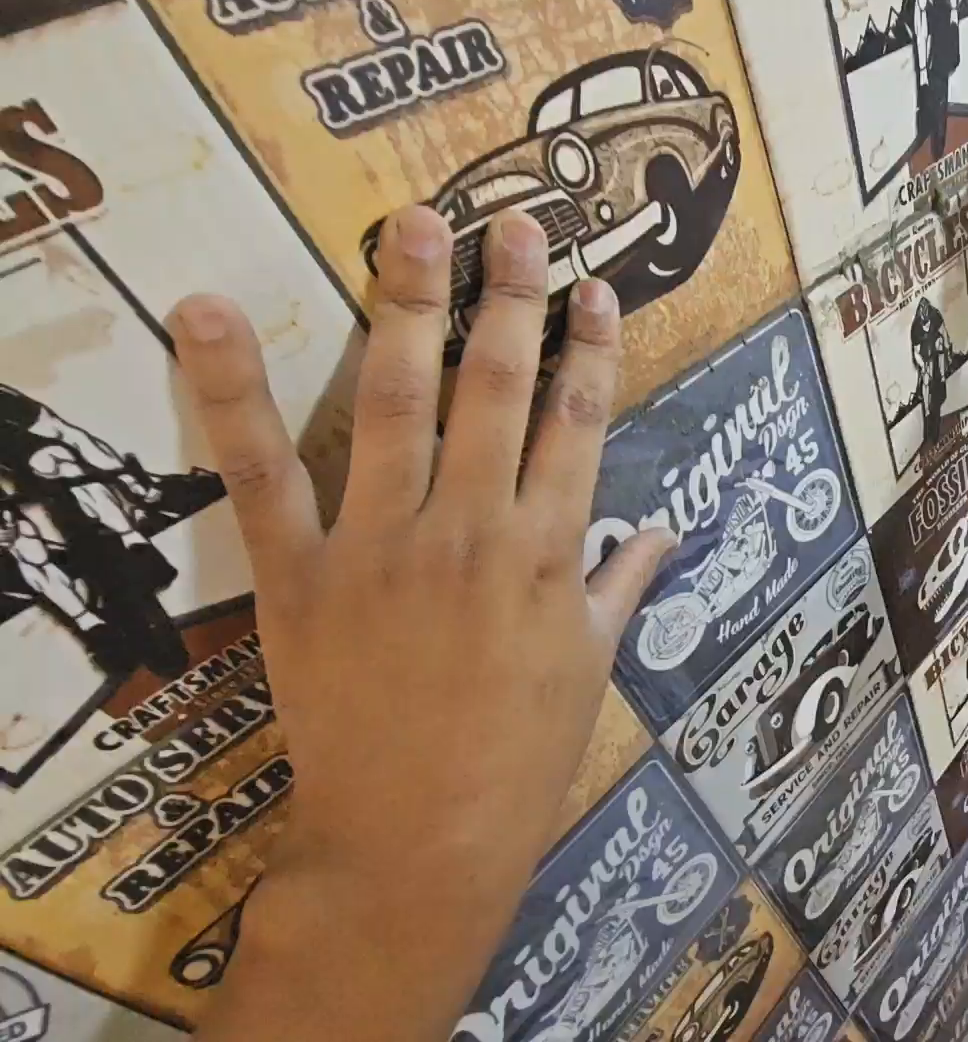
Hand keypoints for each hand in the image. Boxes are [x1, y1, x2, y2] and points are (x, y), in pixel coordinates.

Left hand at [166, 205, 673, 896]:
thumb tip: (665, 532)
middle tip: (514, 228)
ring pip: (396, 402)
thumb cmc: (530, 744)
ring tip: (410, 228)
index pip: (581, 424)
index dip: (593, 351)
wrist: (422, 830)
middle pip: (498, 390)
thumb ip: (625, 581)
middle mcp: (473, 526)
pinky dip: (228, 390)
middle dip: (510, 299)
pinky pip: (260, 472)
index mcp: (553, 549)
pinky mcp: (298, 572)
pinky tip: (211, 312)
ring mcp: (382, 542)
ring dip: (405, 307)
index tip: (598, 292)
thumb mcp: (596, 659)